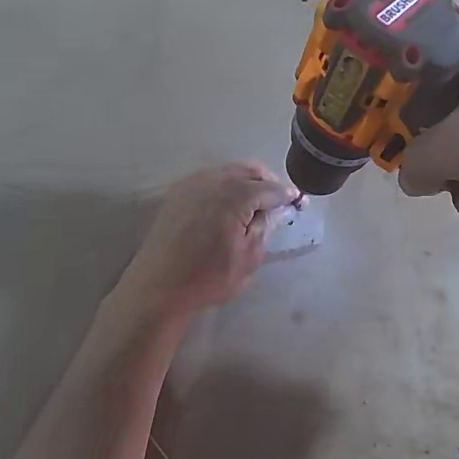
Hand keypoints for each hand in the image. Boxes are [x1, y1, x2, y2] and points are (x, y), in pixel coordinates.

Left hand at [119, 161, 297, 316]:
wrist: (158, 288)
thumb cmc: (209, 276)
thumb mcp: (250, 256)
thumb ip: (266, 225)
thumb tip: (276, 208)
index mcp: (235, 194)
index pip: (271, 188)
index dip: (288, 195)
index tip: (300, 203)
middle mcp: (213, 180)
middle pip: (249, 170)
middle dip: (268, 182)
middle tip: (279, 202)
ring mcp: (191, 184)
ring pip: (228, 172)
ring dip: (246, 182)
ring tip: (256, 204)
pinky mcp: (177, 194)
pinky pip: (210, 179)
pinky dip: (226, 186)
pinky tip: (229, 206)